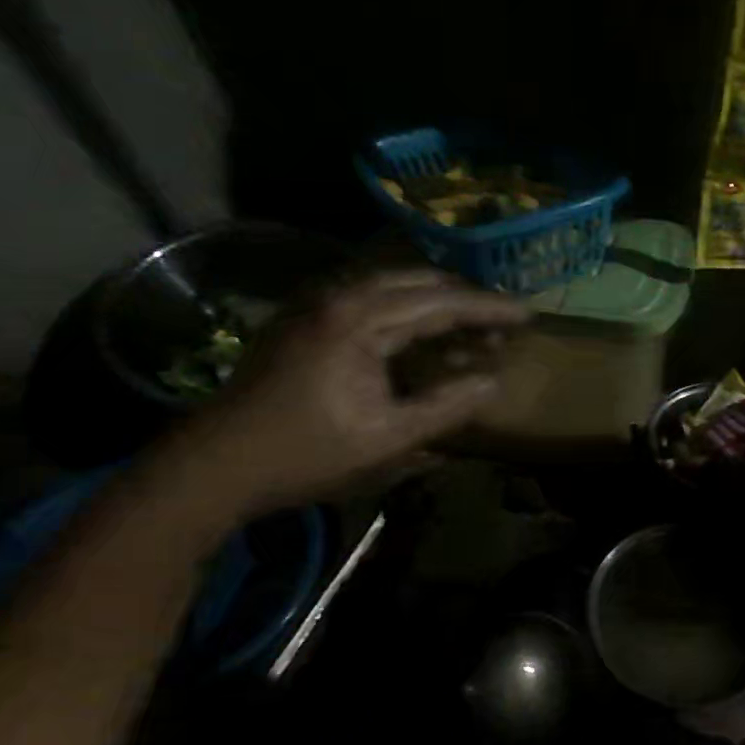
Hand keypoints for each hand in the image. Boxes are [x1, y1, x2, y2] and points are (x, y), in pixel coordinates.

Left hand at [159, 271, 527, 515]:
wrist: (217, 462)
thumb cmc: (307, 453)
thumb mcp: (389, 439)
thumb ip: (447, 406)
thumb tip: (494, 381)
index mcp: (360, 320)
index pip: (440, 302)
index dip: (488, 308)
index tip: (527, 315)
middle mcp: (337, 297)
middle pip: (417, 282)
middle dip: (465, 301)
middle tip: (501, 326)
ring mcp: (315, 305)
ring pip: (391, 287)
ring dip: (434, 305)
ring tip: (469, 332)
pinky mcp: (303, 320)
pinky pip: (368, 300)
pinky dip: (404, 313)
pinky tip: (419, 339)